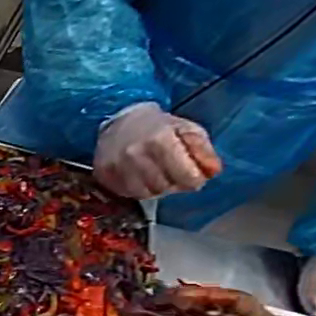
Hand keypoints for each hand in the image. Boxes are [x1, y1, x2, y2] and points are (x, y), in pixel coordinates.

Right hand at [93, 103, 221, 199]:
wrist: (118, 122)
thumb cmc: (157, 126)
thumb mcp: (187, 130)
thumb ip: (203, 151)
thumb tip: (212, 171)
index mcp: (159, 140)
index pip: (187, 177)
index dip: (194, 179)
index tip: (192, 175)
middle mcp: (134, 154)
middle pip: (165, 187)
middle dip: (173, 183)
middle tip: (171, 172)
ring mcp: (116, 166)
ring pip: (146, 194)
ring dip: (155, 188)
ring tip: (155, 174)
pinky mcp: (103, 175)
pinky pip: (127, 193)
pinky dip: (137, 189)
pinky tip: (138, 176)